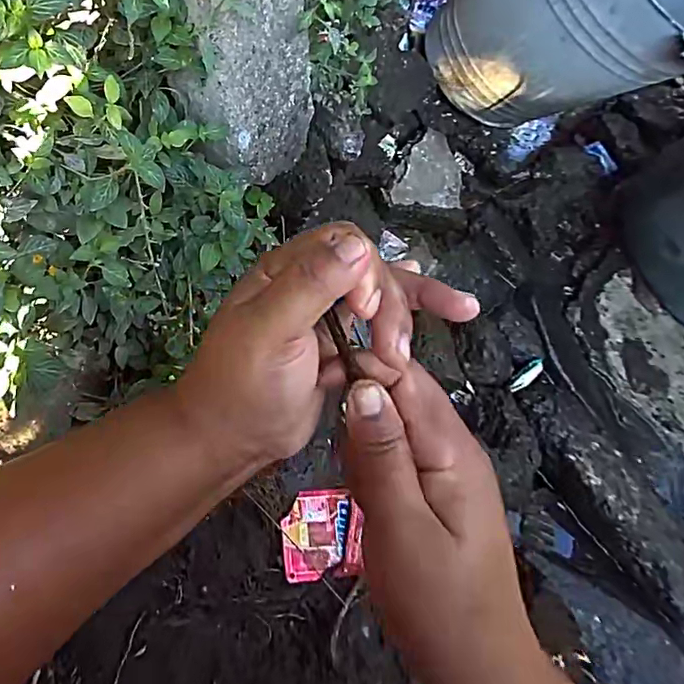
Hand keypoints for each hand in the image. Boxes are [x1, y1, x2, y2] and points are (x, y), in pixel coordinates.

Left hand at [175, 224, 478, 466]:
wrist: (230, 440)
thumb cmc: (241, 384)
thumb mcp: (269, 330)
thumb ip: (311, 284)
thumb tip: (359, 245)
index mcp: (287, 269)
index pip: (343, 243)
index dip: (365, 271)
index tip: (367, 313)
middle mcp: (310, 284)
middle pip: (370, 271)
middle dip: (390, 305)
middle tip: (393, 351)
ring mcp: (327, 316)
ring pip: (382, 296)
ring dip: (406, 316)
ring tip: (428, 337)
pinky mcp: (341, 346)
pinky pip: (380, 329)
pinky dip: (409, 326)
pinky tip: (453, 310)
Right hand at [343, 365, 595, 683]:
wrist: (478, 671)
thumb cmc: (439, 606)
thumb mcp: (401, 527)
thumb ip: (381, 453)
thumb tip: (362, 385)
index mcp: (451, 447)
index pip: (407, 375)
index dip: (364, 367)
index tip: (322, 381)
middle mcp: (455, 447)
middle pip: (401, 396)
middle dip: (363, 417)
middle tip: (348, 466)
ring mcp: (448, 469)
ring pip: (394, 426)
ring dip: (366, 450)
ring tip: (362, 494)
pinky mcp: (438, 490)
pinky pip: (398, 458)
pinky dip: (375, 473)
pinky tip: (371, 506)